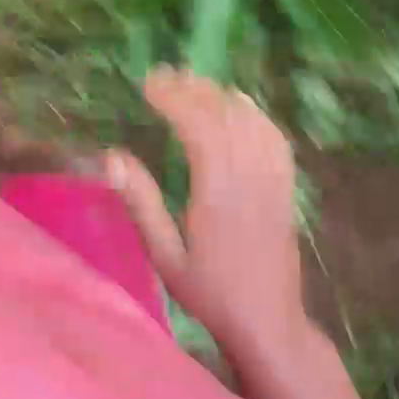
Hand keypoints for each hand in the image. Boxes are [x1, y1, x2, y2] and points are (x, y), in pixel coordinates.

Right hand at [106, 69, 309, 356]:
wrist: (268, 323)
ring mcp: (275, 187)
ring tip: (194, 81)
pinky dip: (257, 116)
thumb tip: (112, 156)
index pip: (202, 131)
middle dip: (194, 91)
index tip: (148, 85)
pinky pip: (277, 143)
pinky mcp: (286, 193)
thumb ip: (141, 203)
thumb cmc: (207, 292)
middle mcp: (252, 184)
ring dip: (224, 98)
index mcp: (219, 198)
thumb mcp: (163, 254)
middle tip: (163, 75)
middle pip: (228, 121)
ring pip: (254, 126)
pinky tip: (241, 104)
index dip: (176, 101)